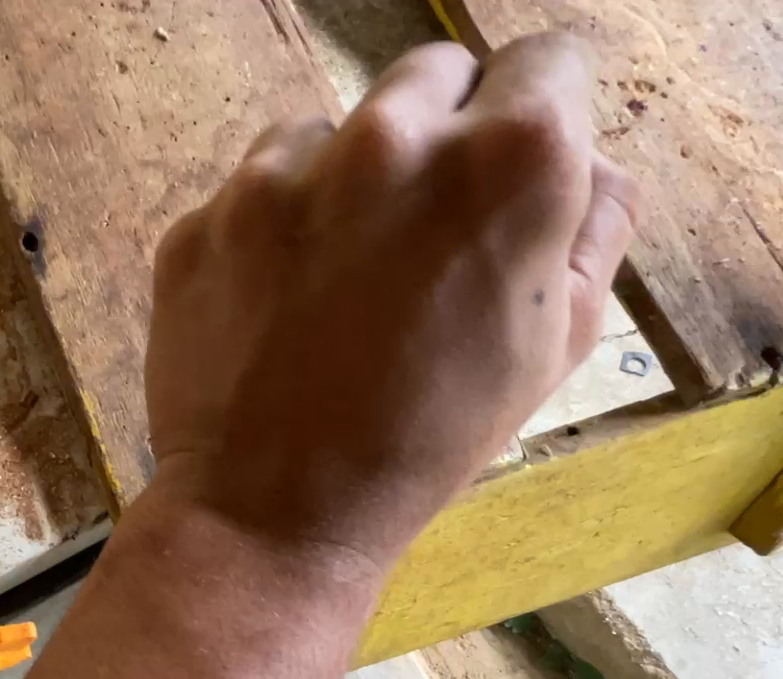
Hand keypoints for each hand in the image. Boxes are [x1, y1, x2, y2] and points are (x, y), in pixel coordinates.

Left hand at [142, 34, 638, 569]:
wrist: (270, 511)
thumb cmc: (422, 443)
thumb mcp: (554, 346)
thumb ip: (588, 227)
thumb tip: (586, 163)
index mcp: (507, 159)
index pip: (541, 64)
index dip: (530, 119)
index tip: (502, 169)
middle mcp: (383, 142)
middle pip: (425, 80)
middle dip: (432, 137)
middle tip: (410, 231)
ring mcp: (269, 184)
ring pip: (319, 136)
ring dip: (334, 183)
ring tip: (326, 281)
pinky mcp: (194, 229)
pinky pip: (241, 199)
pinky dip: (259, 234)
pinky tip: (263, 307)